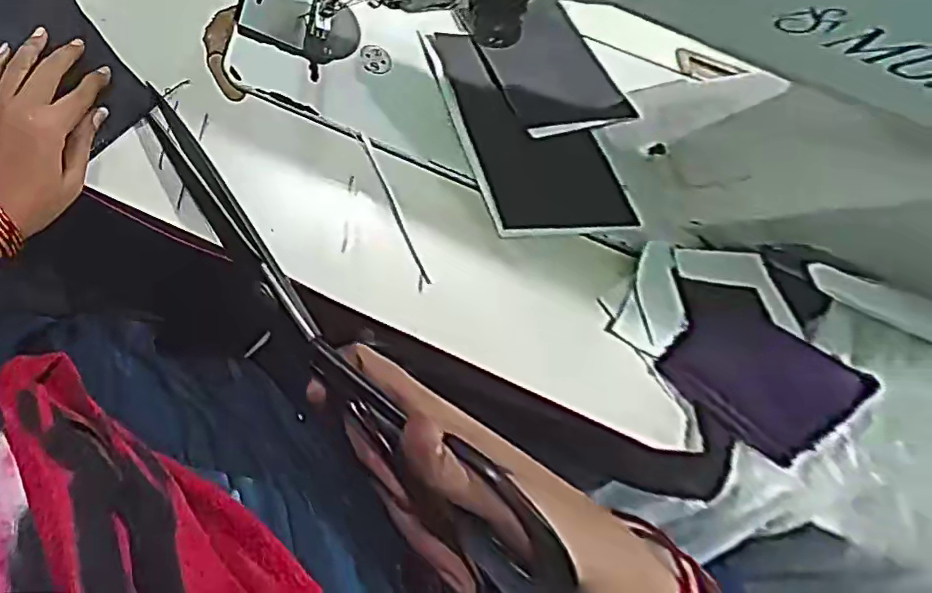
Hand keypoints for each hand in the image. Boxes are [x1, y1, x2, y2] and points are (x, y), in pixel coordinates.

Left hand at [0, 27, 111, 238]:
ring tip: (42, 34)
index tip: (101, 75)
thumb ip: (84, 143)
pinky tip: (4, 51)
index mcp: (50, 127)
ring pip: (17, 64)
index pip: (80, 94)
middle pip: (50, 69)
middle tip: (76, 46)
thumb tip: (95, 117)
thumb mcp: (69, 182)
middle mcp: (23, 109)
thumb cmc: (22, 206)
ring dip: (32, 47)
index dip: (94, 82)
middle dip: (67, 54)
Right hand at [310, 345, 683, 592]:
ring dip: (414, 523)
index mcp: (443, 421)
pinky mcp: (443, 508)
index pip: (371, 369)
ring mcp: (436, 475)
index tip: (320, 397)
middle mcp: (431, 440)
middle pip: (365, 433)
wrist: (621, 588)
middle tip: (424, 511)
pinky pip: (407, 516)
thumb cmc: (577, 536)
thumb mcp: (516, 502)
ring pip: (384, 482)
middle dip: (384, 478)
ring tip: (457, 551)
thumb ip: (456, 468)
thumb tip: (411, 424)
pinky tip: (460, 562)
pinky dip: (428, 545)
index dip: (337, 371)